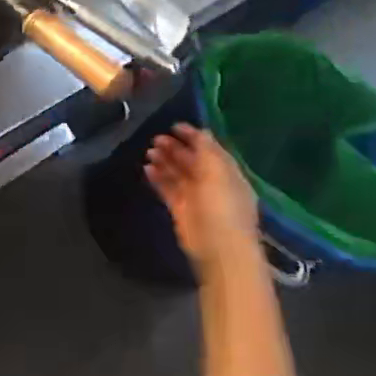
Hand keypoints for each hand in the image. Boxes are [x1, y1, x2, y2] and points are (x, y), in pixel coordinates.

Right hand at [143, 124, 260, 279]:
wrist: (218, 248)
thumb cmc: (222, 207)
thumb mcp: (218, 173)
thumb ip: (207, 151)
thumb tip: (200, 132)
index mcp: (228, 173)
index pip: (210, 149)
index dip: (194, 137)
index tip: (174, 126)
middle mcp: (213, 183)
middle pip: (192, 161)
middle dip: (175, 148)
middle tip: (155, 138)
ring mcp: (196, 197)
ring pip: (178, 174)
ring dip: (165, 161)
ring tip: (149, 151)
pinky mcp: (180, 210)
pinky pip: (167, 189)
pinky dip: (158, 178)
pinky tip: (147, 168)